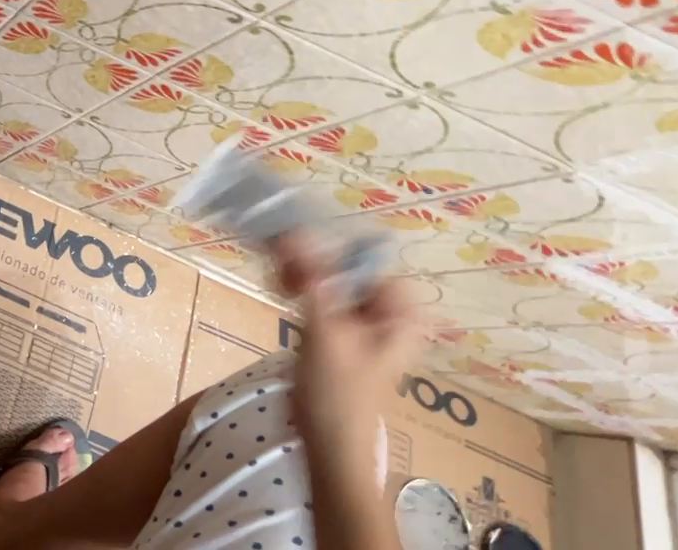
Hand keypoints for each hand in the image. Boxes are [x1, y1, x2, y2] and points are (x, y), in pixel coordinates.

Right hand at [273, 233, 423, 470]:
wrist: (330, 444)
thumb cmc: (338, 395)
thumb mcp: (325, 334)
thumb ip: (313, 281)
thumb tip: (295, 232)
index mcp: (401, 309)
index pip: (364, 254)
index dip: (327, 243)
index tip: (288, 243)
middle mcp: (388, 307)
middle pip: (344, 260)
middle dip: (308, 256)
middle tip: (277, 260)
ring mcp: (363, 316)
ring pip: (327, 271)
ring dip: (298, 267)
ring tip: (276, 278)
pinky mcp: (339, 324)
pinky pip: (318, 287)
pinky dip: (297, 282)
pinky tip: (278, 287)